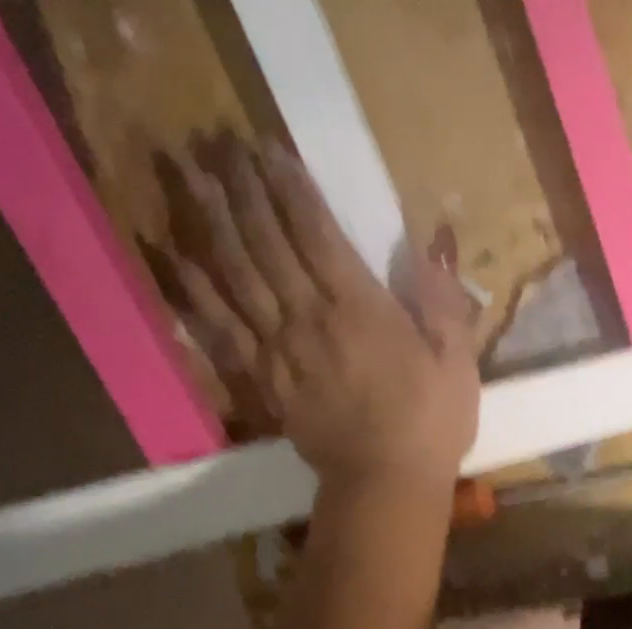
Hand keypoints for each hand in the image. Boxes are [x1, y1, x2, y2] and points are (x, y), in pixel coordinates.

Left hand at [166, 133, 478, 493]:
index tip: (269, 150)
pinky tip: (172, 253)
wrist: (387, 480)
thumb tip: (435, 244)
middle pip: (265, 243)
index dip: (292, 190)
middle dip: (241, 190)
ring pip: (232, 272)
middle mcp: (308, 317)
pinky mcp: (258, 373)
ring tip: (184, 175)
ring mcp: (276, 345)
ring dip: (207, 220)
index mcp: (362, 310)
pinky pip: (216, 322)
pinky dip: (190, 285)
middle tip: (215, 145)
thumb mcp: (459, 361)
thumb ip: (442, 302)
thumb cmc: (434, 421)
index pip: (318, 236)